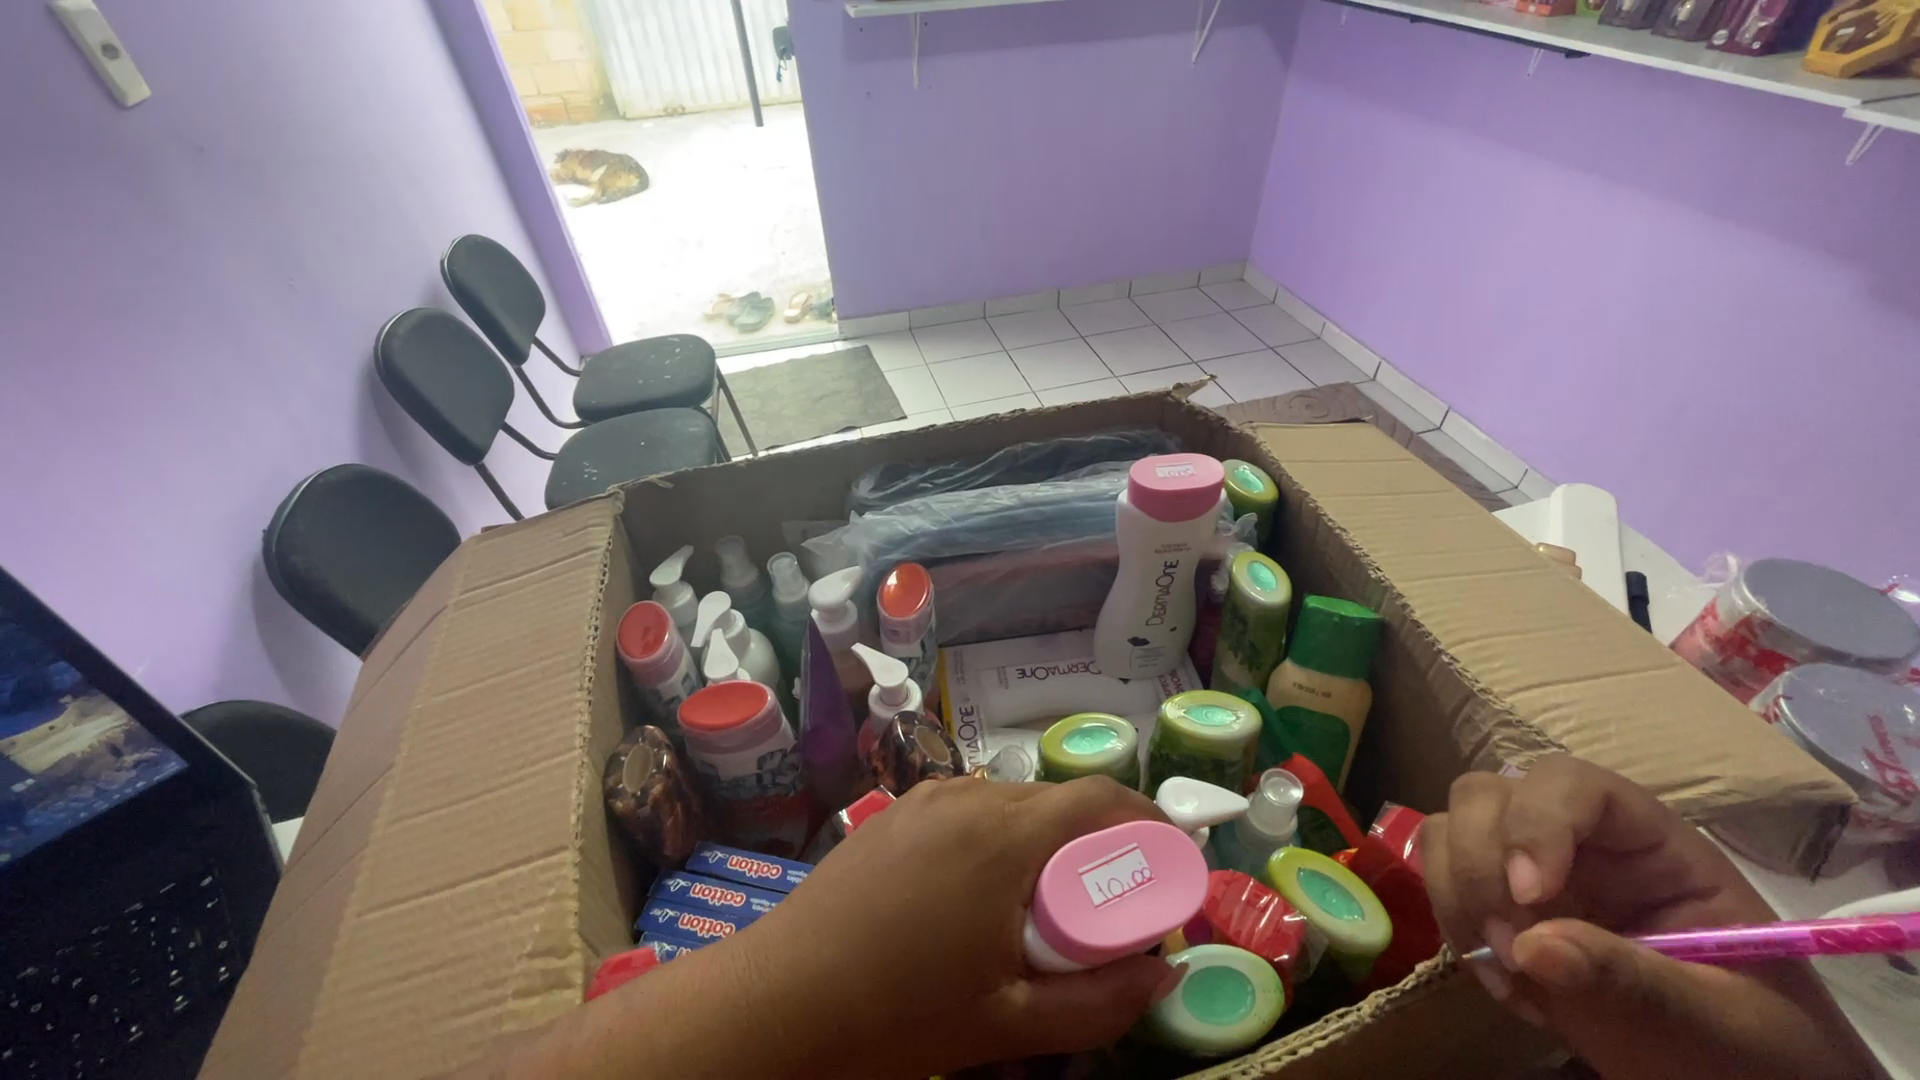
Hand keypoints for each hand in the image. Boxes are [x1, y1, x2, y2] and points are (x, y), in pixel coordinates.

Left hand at [741, 776, 1182, 1077]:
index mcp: (1002, 836)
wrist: (778, 999)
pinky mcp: (893, 813)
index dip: (1146, 819)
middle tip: (1105, 906)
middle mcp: (966, 798)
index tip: (1168, 858)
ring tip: (1040, 905)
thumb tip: (1163, 972)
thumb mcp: (1010, 1026)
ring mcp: (923, 800)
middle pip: (1055, 800)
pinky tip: (978, 893)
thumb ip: (1102, 1002)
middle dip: (1095, 842)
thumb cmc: (896, 1014)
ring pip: (1010, 803)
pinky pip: (967, 810)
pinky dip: (997, 837)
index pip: (1098, 798)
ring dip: (1043, 840)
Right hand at [1422, 754, 1874, 1079]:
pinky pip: (1438, 881)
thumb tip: (1530, 949)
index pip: (1573, 785)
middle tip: (1507, 945)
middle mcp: (1577, 838)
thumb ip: (1635, 982)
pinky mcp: (1495, 902)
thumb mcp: (1721, 1023)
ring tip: (1507, 972)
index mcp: (1650, 843)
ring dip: (1458, 895)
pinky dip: (1452, 927)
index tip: (1530, 897)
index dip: (1537, 823)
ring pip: (1449, 830)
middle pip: (1488, 795)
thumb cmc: (1753, 1048)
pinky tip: (1502, 982)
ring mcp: (1526, 866)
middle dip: (1479, 863)